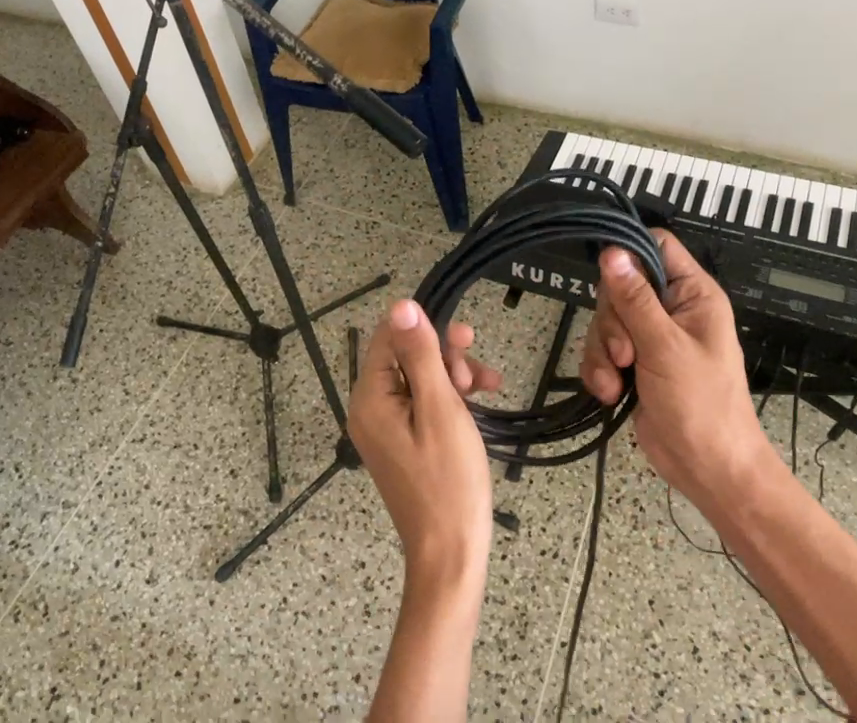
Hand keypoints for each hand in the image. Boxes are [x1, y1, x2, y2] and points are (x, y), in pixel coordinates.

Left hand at [349, 300, 495, 585]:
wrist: (450, 551)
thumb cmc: (449, 480)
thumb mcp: (440, 409)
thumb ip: (420, 355)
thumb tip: (401, 304)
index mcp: (369, 398)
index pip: (388, 338)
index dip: (426, 330)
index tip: (464, 339)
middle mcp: (369, 408)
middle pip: (404, 357)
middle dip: (444, 355)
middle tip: (477, 373)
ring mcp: (385, 427)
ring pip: (419, 378)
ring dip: (454, 375)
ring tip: (487, 386)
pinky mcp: (403, 442)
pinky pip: (423, 404)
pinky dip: (451, 398)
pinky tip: (482, 399)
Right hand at [580, 230, 772, 504]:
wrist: (708, 468)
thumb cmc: (702, 404)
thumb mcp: (665, 347)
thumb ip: (635, 299)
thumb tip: (612, 251)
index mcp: (693, 294)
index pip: (657, 246)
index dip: (630, 253)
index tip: (609, 278)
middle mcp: (671, 309)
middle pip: (621, 286)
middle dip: (612, 322)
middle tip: (625, 352)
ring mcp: (651, 338)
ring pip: (606, 321)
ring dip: (603, 353)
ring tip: (617, 381)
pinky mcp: (633, 364)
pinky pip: (602, 350)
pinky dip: (600, 371)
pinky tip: (611, 393)